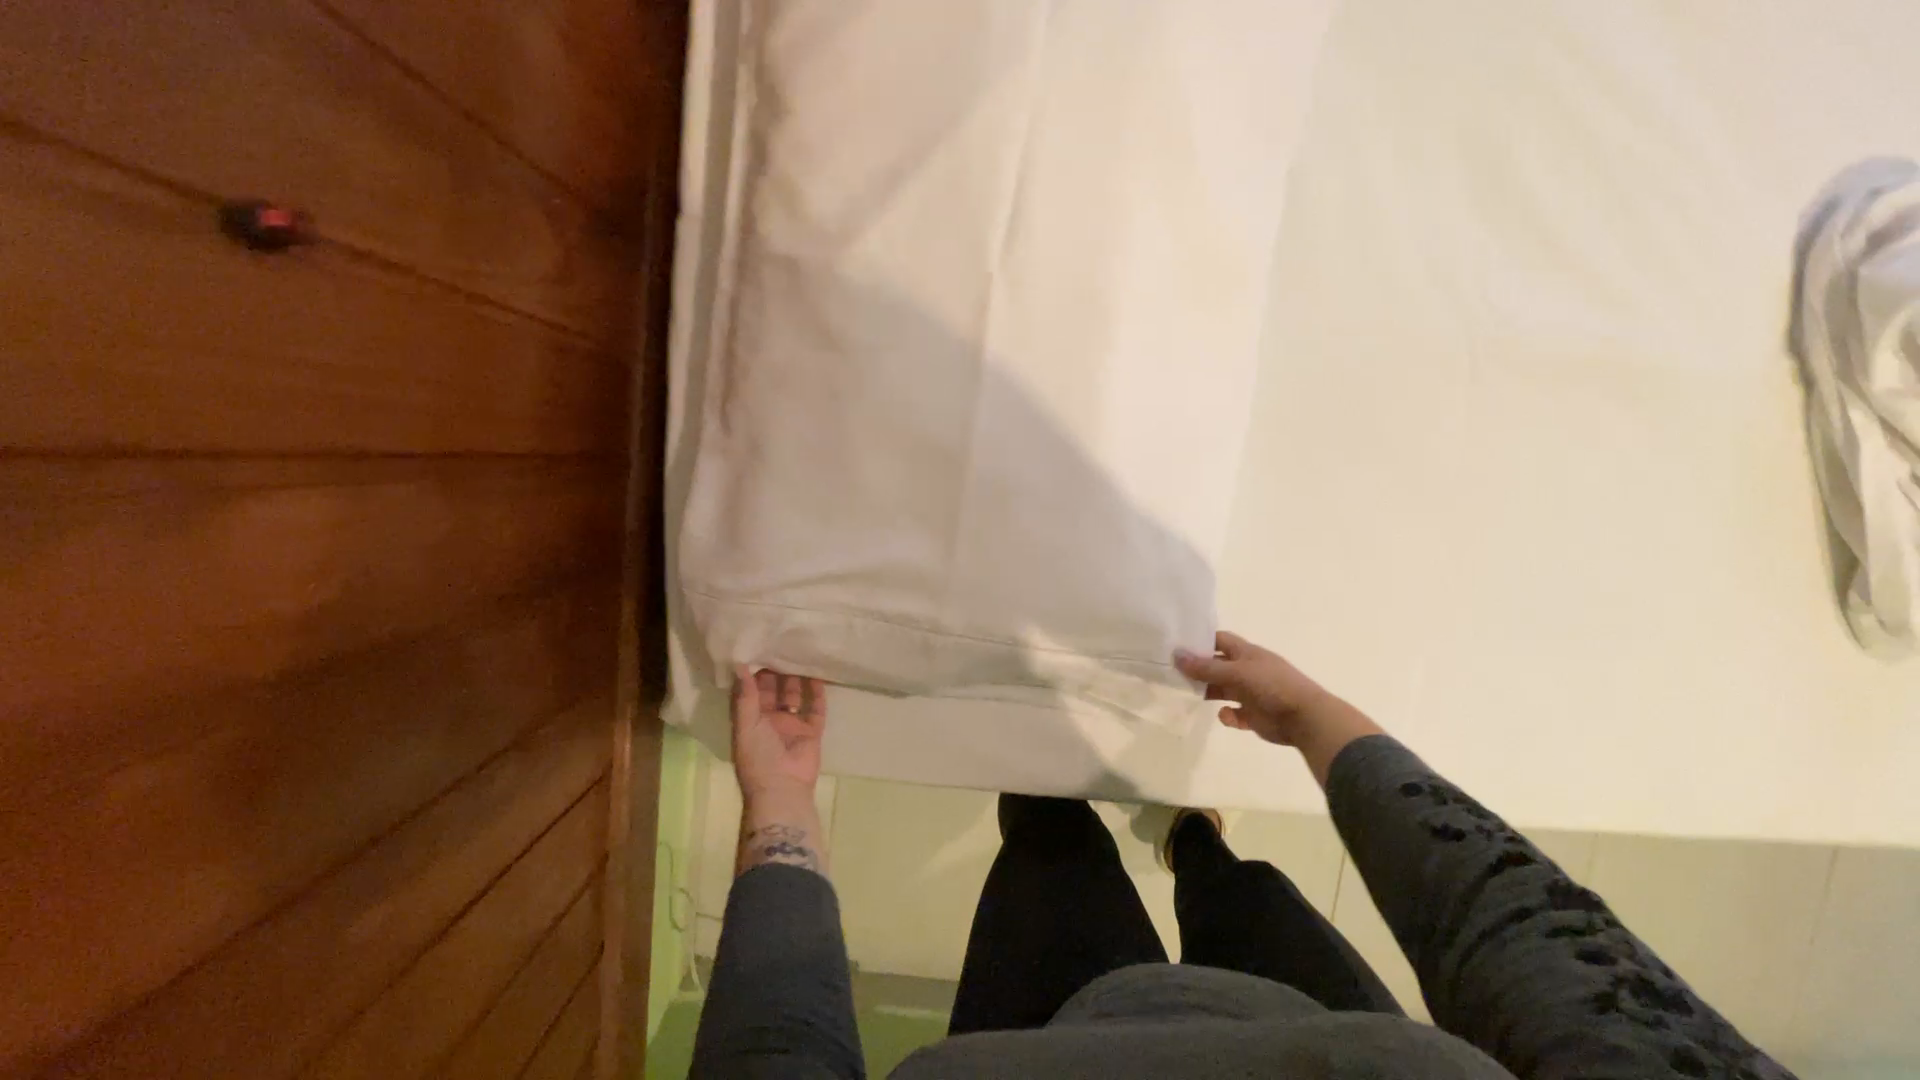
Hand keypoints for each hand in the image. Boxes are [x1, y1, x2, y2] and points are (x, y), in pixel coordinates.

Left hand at [730, 666, 828, 875]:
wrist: (783, 789)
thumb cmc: (758, 758)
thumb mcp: (746, 727)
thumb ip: (745, 698)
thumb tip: (740, 666)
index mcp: (750, 722)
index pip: (751, 693)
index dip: (754, 674)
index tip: (758, 649)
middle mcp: (771, 722)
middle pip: (774, 692)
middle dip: (777, 673)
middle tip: (782, 647)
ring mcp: (792, 727)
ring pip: (795, 697)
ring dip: (796, 680)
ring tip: (800, 655)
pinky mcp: (812, 732)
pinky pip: (815, 709)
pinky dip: (817, 694)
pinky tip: (818, 675)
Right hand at [1174, 631, 1333, 744]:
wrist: (1305, 718)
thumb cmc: (1272, 686)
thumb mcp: (1237, 672)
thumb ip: (1206, 667)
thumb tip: (1176, 655)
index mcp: (1247, 654)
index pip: (1220, 640)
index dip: (1201, 640)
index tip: (1177, 645)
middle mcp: (1248, 671)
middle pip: (1217, 666)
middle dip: (1199, 669)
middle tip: (1173, 673)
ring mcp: (1251, 693)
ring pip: (1223, 689)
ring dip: (1208, 692)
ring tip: (1189, 694)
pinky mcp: (1254, 716)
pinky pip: (1234, 714)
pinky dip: (1227, 716)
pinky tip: (1226, 716)